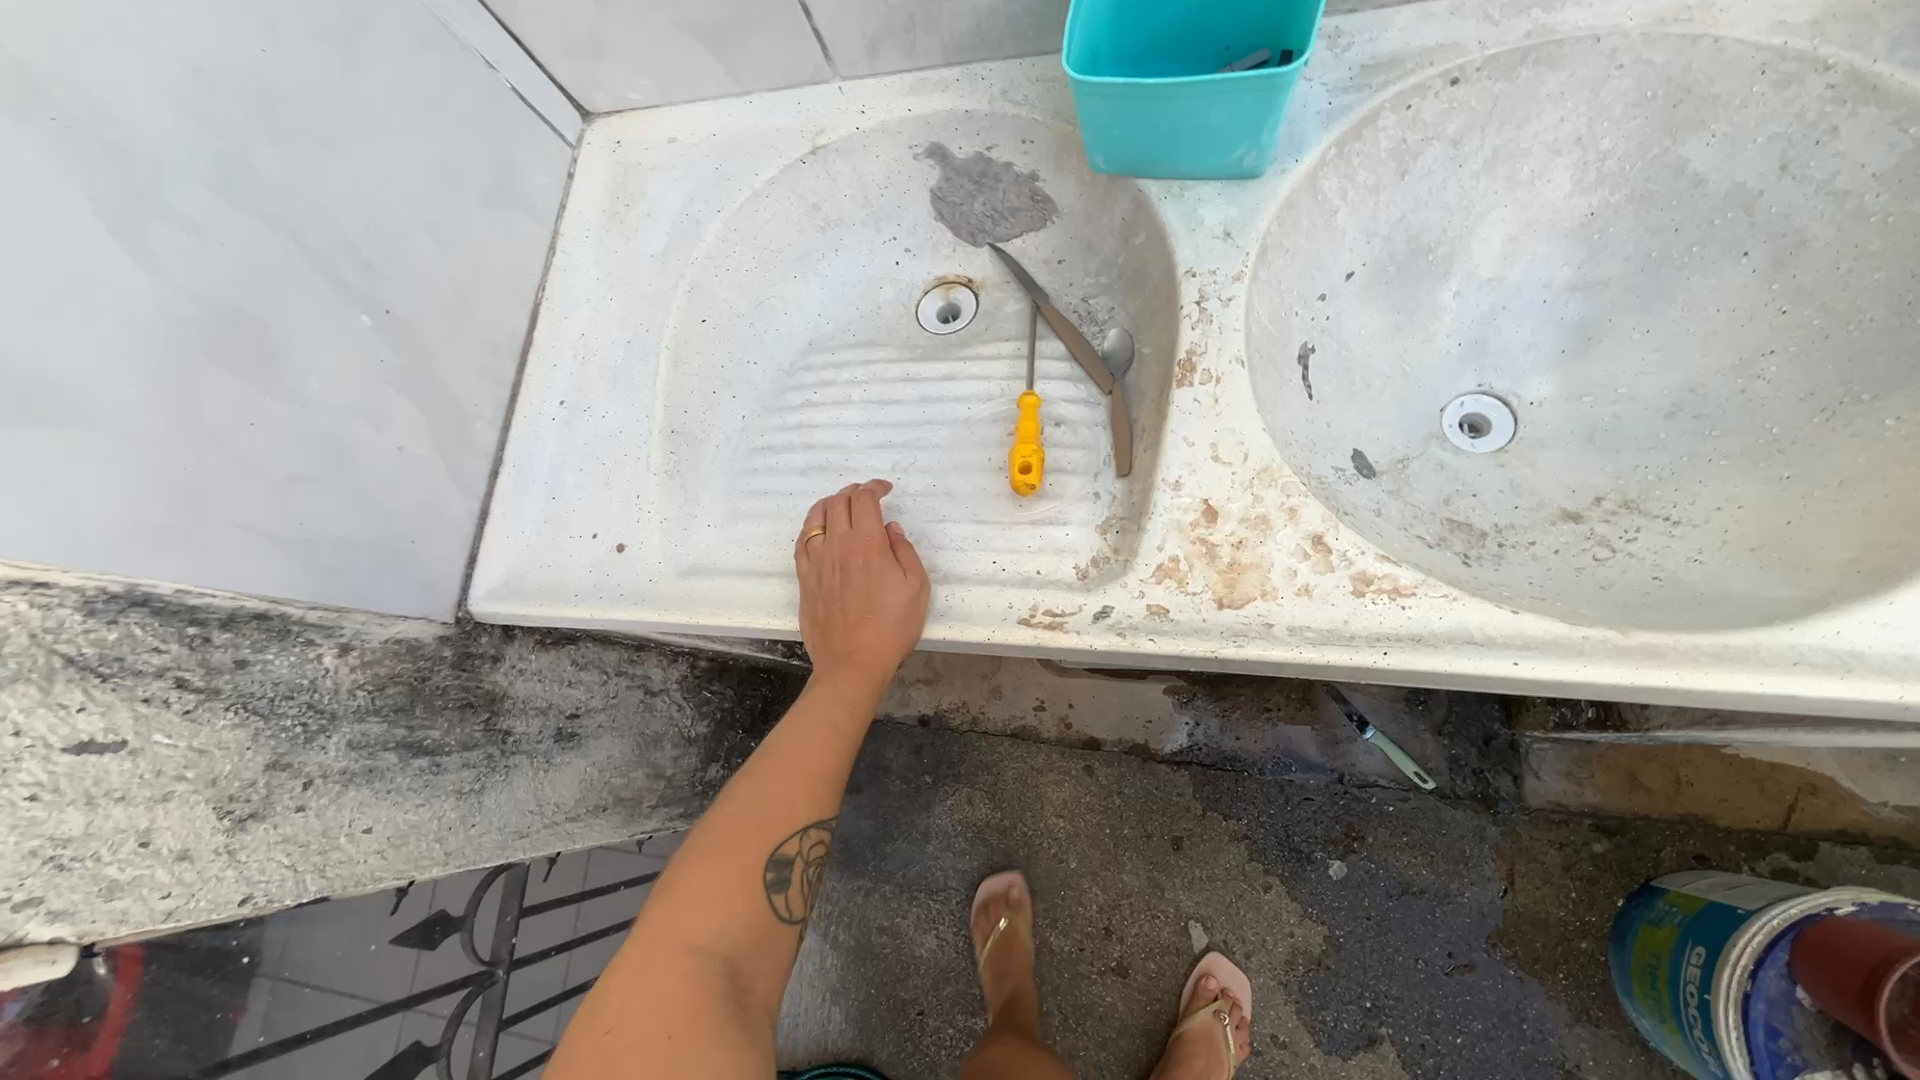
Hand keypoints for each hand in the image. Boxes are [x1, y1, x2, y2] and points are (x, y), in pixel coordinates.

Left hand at [793, 480, 929, 700]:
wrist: (853, 662)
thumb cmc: (891, 627)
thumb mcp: (916, 587)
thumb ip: (904, 551)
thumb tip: (890, 530)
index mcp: (867, 543)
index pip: (864, 499)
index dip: (874, 487)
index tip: (885, 489)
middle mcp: (837, 546)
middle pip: (838, 503)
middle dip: (853, 491)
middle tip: (866, 495)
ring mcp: (816, 562)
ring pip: (815, 518)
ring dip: (829, 504)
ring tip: (840, 505)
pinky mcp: (804, 580)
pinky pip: (801, 542)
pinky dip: (810, 527)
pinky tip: (818, 531)